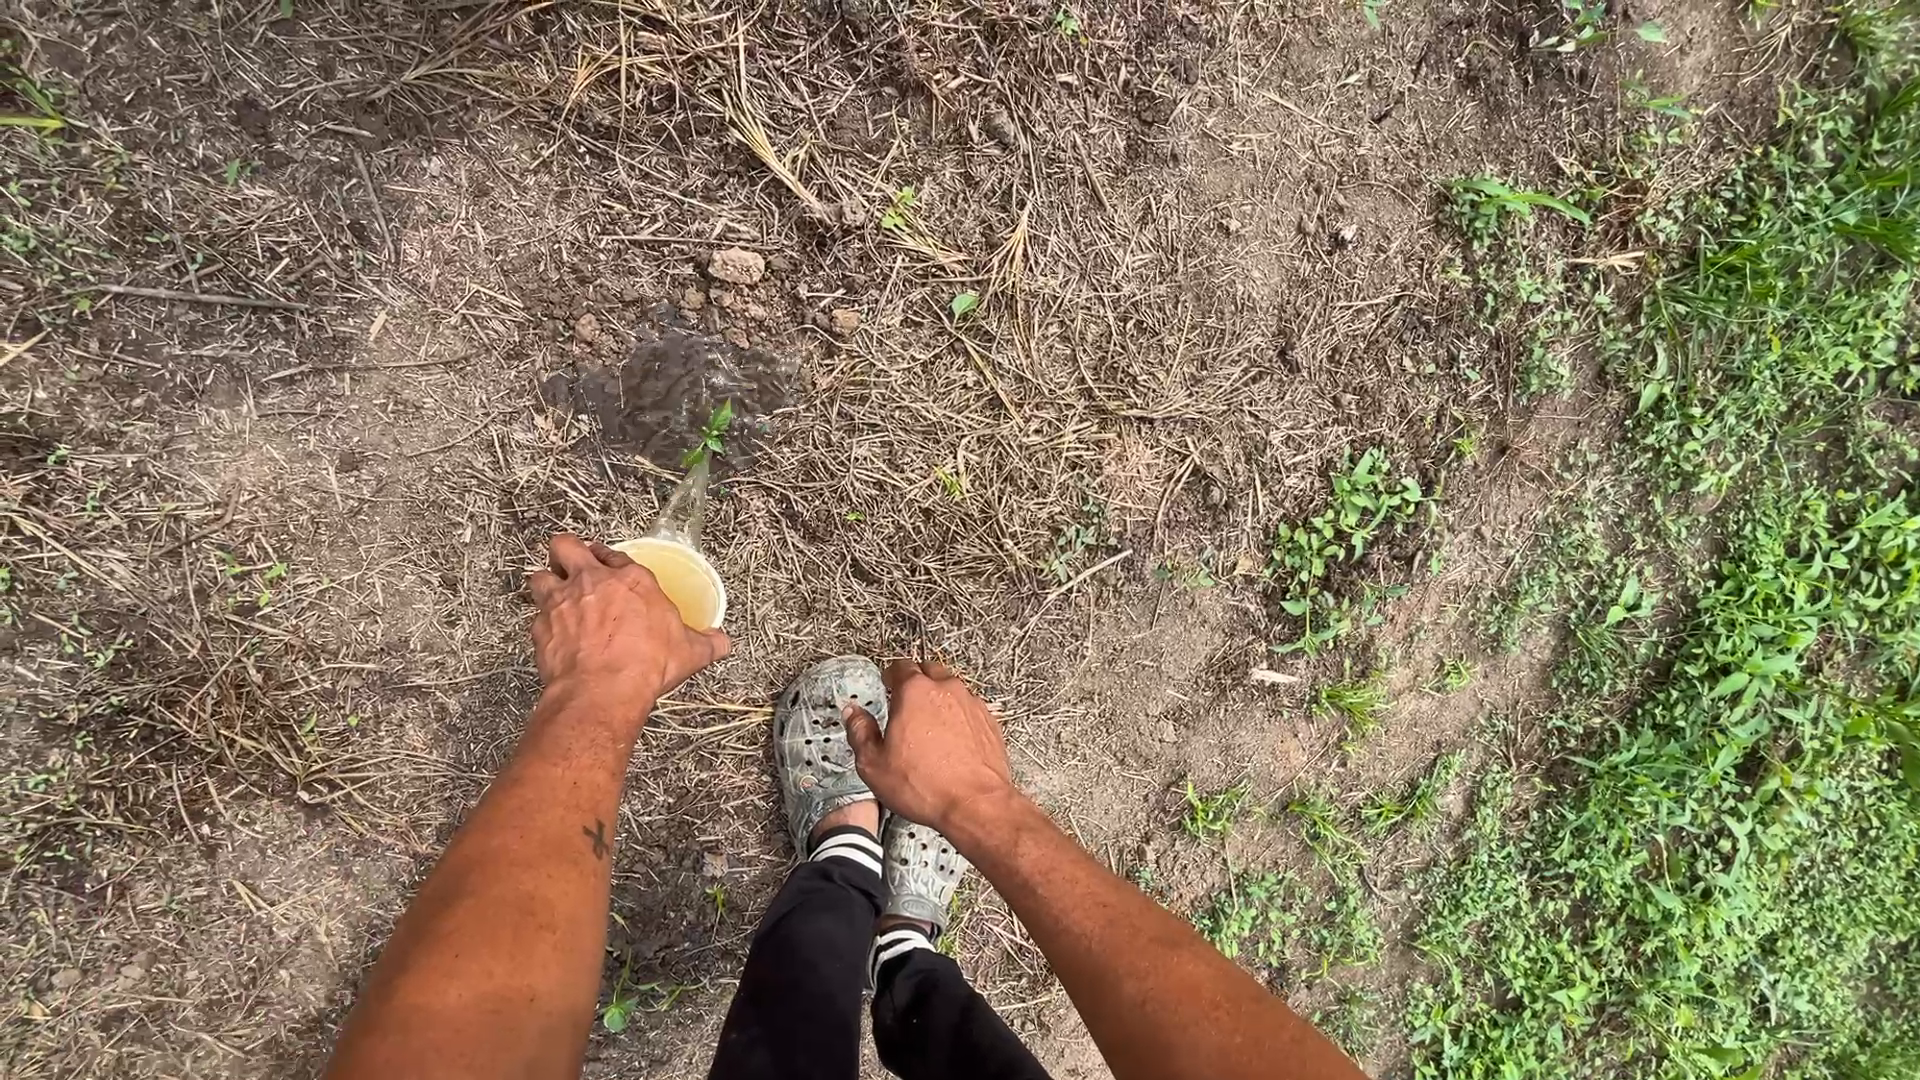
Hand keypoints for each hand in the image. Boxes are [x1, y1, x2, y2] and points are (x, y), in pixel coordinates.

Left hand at [526, 534, 730, 733]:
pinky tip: (552, 634)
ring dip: (546, 581)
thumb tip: (721, 642)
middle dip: (567, 551)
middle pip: (565, 545)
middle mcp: (593, 582)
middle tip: (573, 564)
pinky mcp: (541, 627)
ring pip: (539, 574)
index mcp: (632, 580)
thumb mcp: (691, 652)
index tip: (612, 566)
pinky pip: (534, 616)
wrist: (604, 690)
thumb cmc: (644, 664)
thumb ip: (708, 642)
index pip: (615, 554)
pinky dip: (542, 623)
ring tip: (554, 593)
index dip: (610, 558)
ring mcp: (562, 602)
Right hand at [843, 660, 1019, 834]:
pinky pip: (968, 708)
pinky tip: (951, 739)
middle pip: (928, 670)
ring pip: (950, 689)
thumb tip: (855, 716)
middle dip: (916, 681)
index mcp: (914, 692)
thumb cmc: (928, 786)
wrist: (975, 803)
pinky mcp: (988, 721)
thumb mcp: (874, 764)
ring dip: (938, 699)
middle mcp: (945, 690)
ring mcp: (970, 703)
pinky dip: (958, 717)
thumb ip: (860, 732)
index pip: (900, 666)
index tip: (887, 682)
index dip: (890, 674)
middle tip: (905, 700)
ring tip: (928, 724)